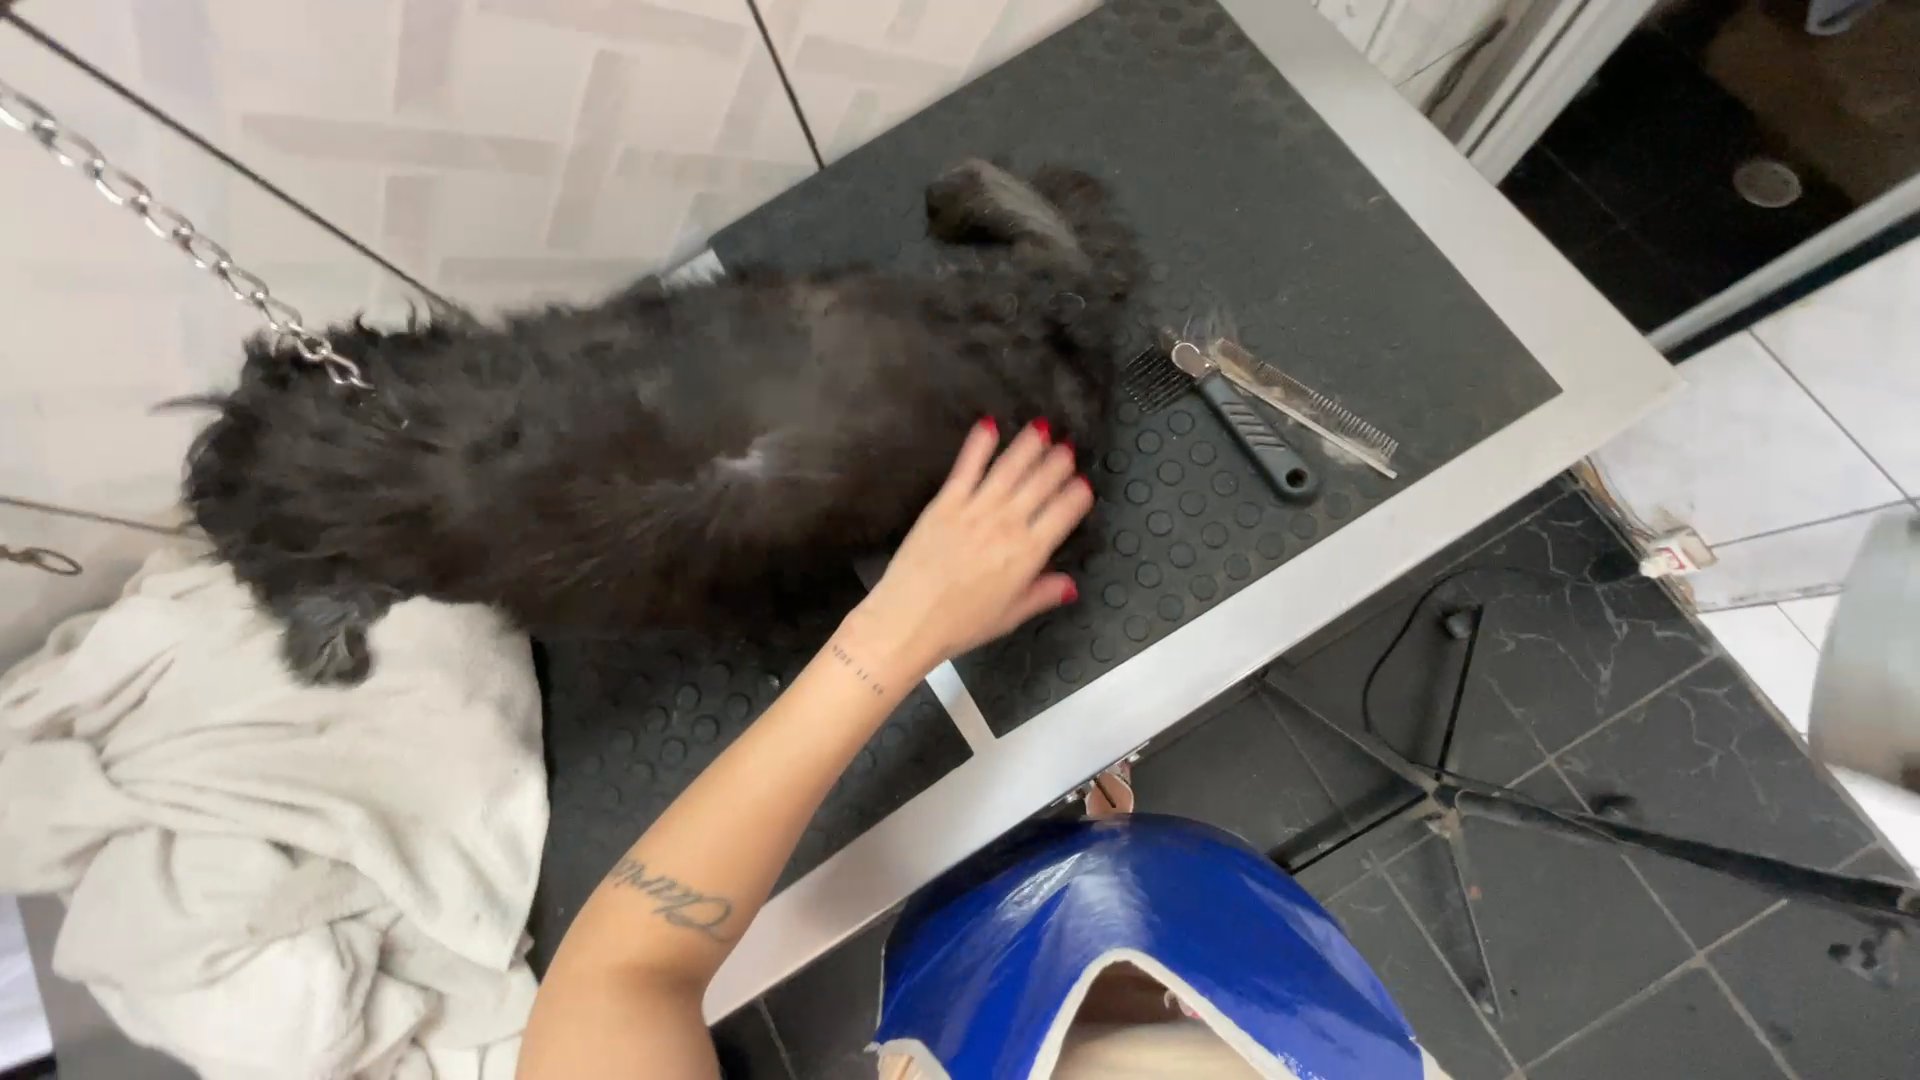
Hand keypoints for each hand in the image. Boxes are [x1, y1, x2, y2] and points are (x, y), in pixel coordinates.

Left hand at [842, 418, 1092, 679]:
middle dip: (1058, 462)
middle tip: (1067, 448)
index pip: (1065, 512)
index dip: (1078, 494)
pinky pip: (967, 467)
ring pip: (1010, 468)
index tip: (1083, 485)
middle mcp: (1006, 526)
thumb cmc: (957, 624)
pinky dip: (979, 444)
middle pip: (1041, 483)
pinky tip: (989, 425)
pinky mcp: (945, 503)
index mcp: (1027, 554)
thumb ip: (1042, 594)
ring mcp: (975, 510)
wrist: (908, 619)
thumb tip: (1068, 585)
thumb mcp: (1010, 616)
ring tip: (1041, 429)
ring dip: (1028, 446)